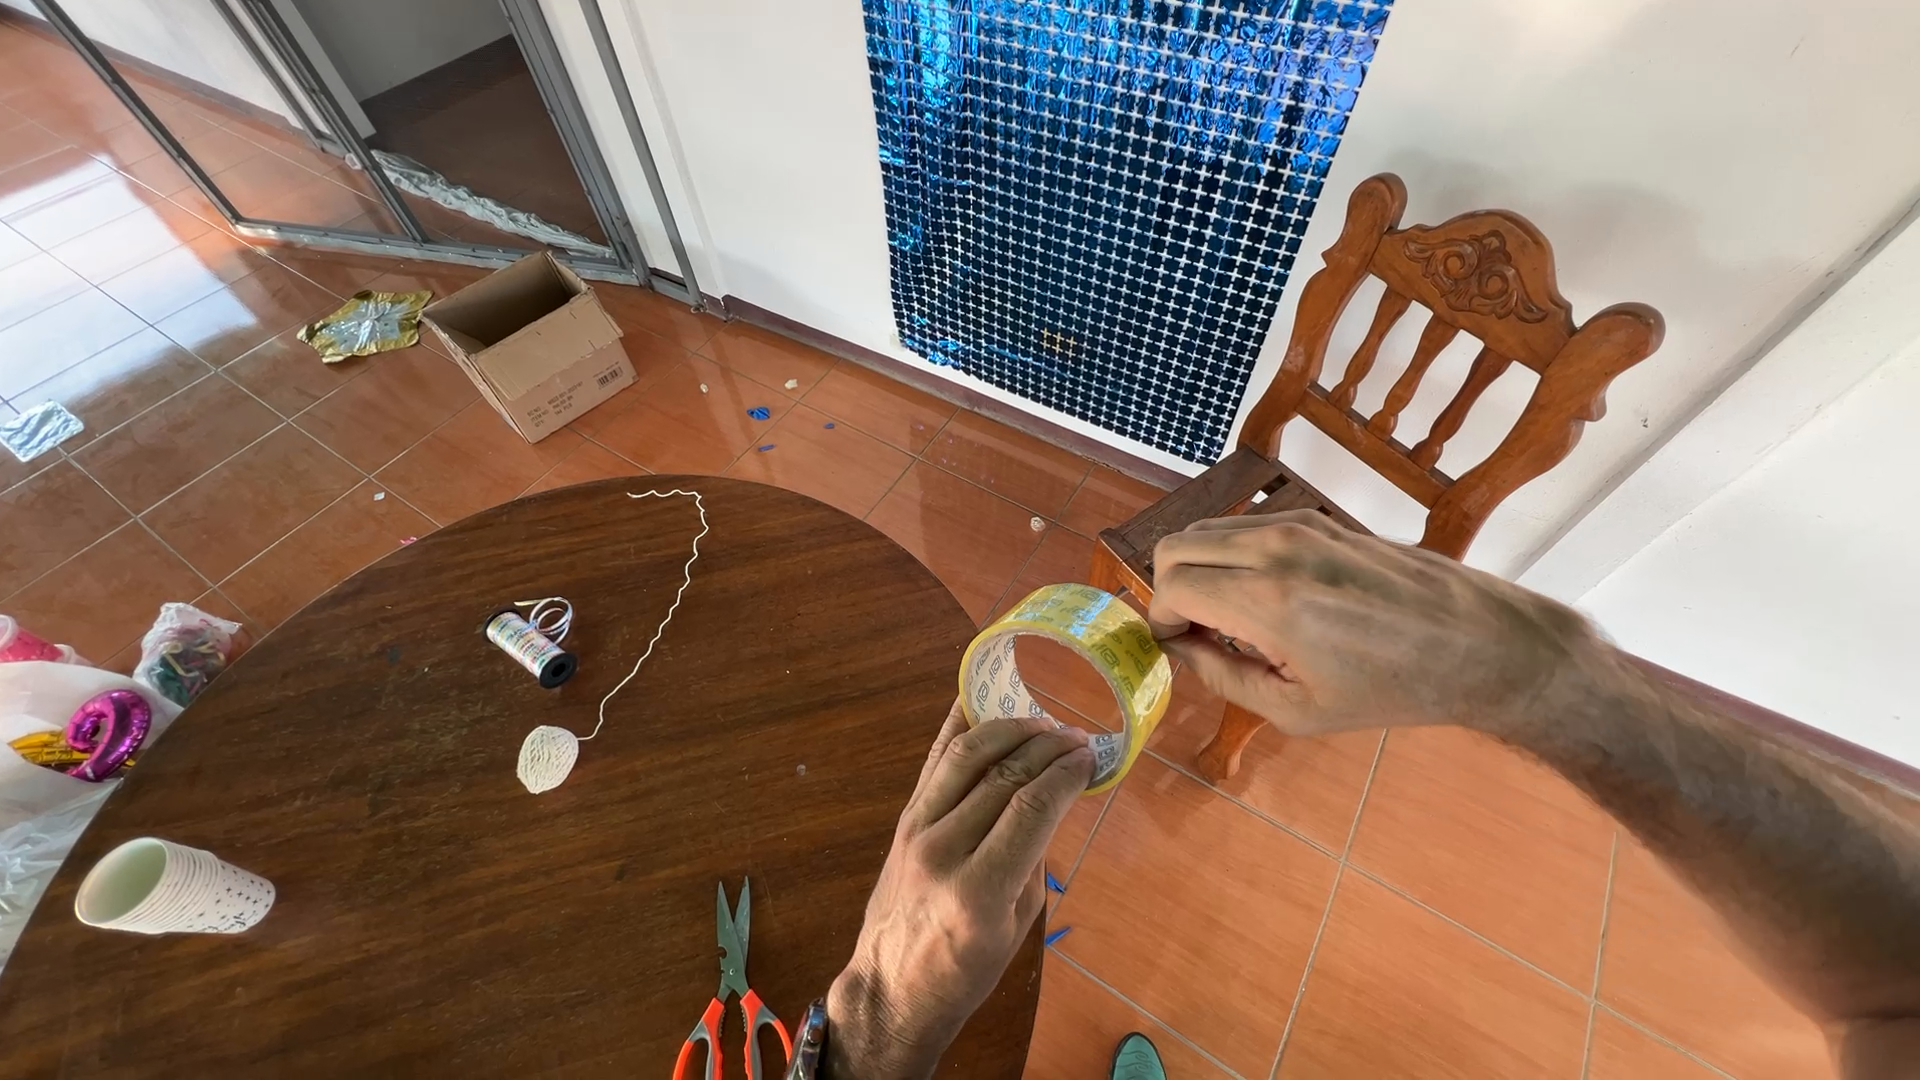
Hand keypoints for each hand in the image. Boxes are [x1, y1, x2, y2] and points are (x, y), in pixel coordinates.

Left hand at [826, 701, 1093, 1078]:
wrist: (890, 986)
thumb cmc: (965, 970)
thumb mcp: (1017, 924)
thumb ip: (1033, 855)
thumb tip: (1051, 794)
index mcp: (979, 892)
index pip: (1031, 810)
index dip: (1065, 775)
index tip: (1089, 757)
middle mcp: (943, 849)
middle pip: (1004, 776)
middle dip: (1046, 747)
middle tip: (1076, 736)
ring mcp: (916, 827)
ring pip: (967, 755)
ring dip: (1009, 729)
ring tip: (1041, 721)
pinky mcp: (904, 816)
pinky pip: (934, 759)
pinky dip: (959, 725)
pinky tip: (981, 700)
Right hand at [1147, 511, 1602, 734]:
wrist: (1485, 643)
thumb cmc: (1394, 690)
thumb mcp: (1297, 709)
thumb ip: (1222, 676)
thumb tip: (1179, 646)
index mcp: (1267, 601)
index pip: (1171, 586)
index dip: (1161, 619)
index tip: (1180, 644)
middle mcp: (1274, 548)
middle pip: (1175, 546)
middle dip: (1169, 589)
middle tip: (1198, 628)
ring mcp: (1297, 525)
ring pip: (1205, 530)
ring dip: (1199, 570)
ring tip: (1233, 614)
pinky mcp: (1316, 518)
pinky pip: (1243, 527)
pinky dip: (1230, 556)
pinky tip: (1266, 594)